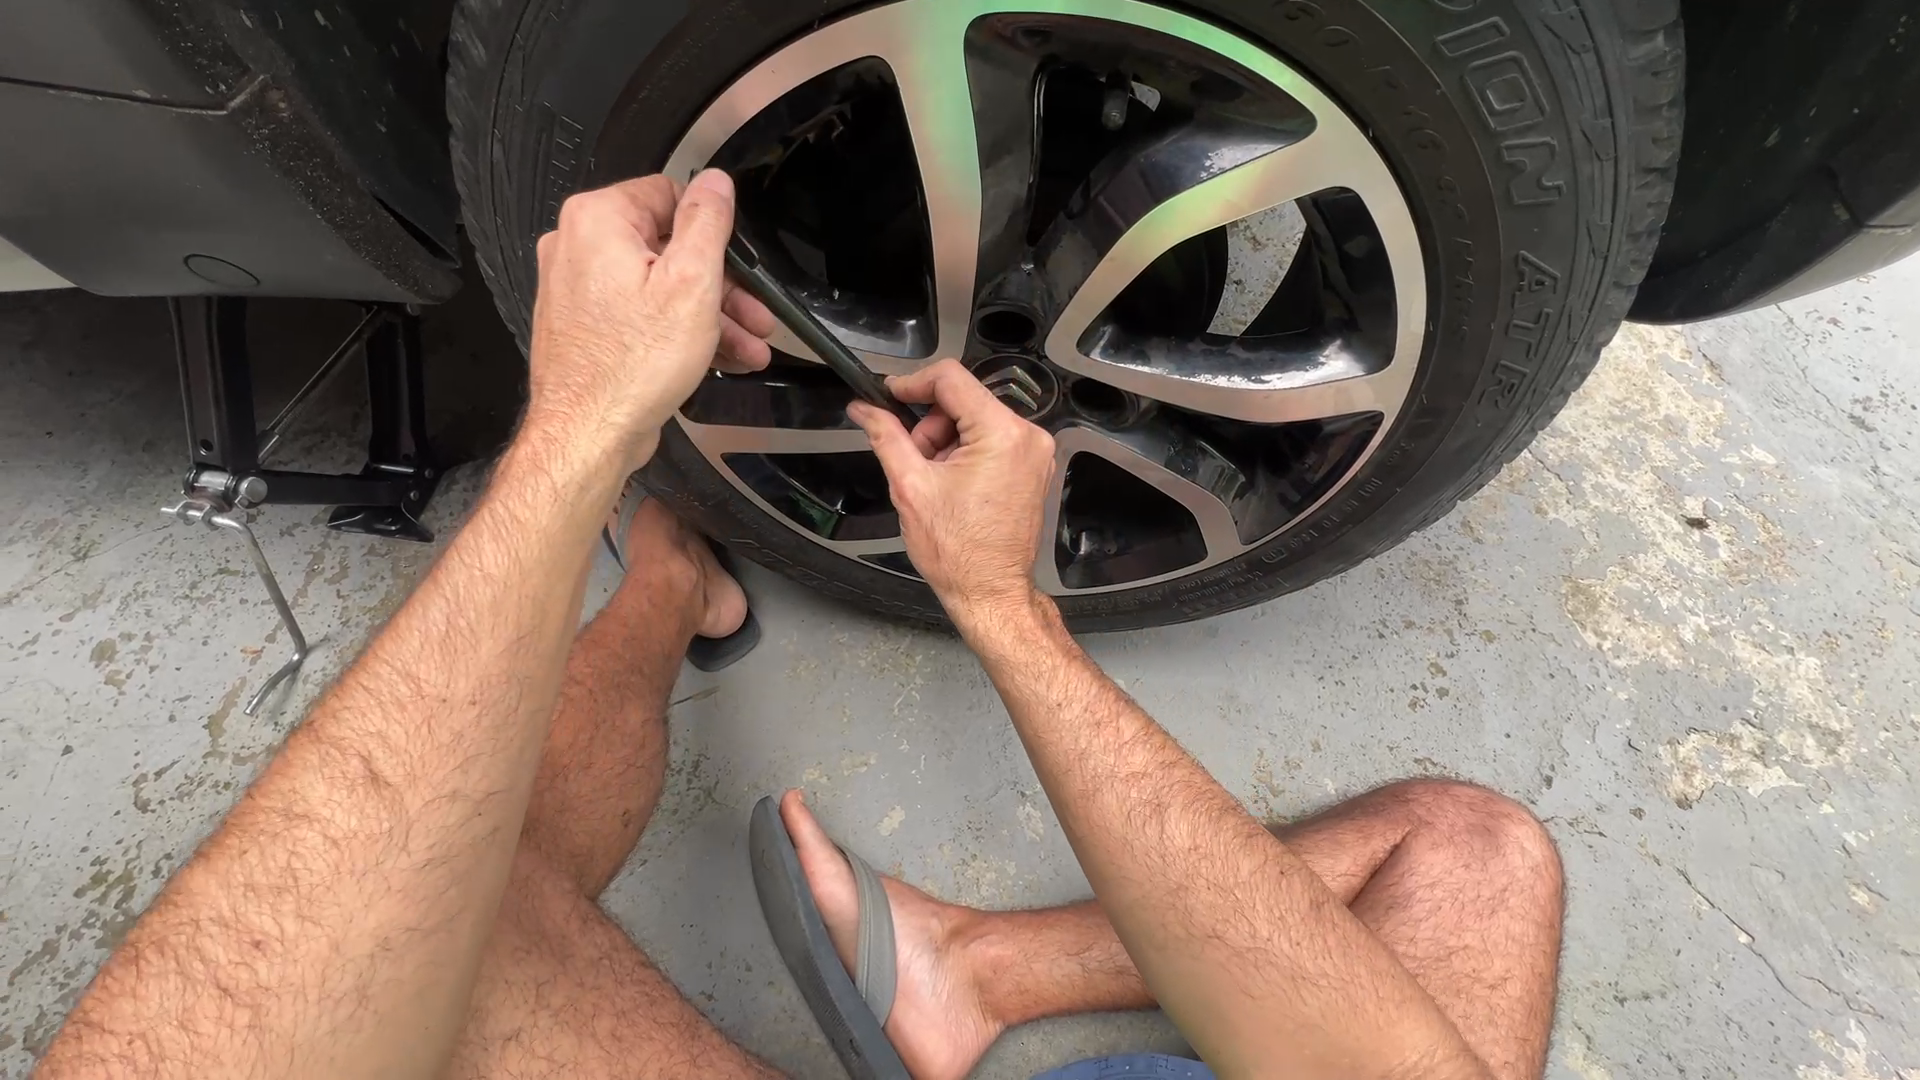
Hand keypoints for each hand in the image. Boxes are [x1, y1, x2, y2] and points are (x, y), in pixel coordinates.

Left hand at [524, 171, 776, 471]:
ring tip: (747, 347)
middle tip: (756, 315)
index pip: (668, 195)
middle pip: (668, 248)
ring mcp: (578, 290)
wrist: (589, 431)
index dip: (713, 230)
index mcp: (599, 222)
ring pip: (658, 287)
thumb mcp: (691, 284)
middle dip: (721, 287)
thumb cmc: (632, 366)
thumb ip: (706, 224)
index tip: (740, 263)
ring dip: (709, 316)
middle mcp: (578, 248)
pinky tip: (716, 357)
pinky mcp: (586, 326)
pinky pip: (642, 316)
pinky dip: (678, 331)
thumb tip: (715, 183)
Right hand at [847, 360, 1056, 624]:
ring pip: (976, 420)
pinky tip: (954, 485)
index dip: (913, 383)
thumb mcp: (910, 486)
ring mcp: (1035, 453)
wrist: (989, 591)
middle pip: (964, 400)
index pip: (951, 378)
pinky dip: (966, 453)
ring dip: (947, 442)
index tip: (889, 396)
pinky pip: (992, 440)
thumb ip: (885, 435)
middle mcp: (1028, 437)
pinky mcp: (1033, 467)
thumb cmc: (958, 552)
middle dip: (931, 427)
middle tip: (915, 462)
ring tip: (936, 482)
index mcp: (1002, 434)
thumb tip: (864, 408)